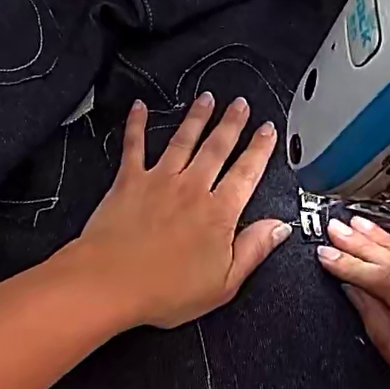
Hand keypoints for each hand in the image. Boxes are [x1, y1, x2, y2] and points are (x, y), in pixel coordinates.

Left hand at [64, 94, 289, 328]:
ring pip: (184, 140)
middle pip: (217, 147)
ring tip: (208, 98)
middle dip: (232, 122)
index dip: (260, 148)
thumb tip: (280, 228)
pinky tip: (140, 107)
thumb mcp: (223, 283)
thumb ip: (254, 250)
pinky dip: (137, 124)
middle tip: (241, 104)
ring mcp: (159, 180)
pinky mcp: (129, 180)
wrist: (109, 283)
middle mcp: (192, 188)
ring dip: (198, 117)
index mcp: (218, 213)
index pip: (246, 172)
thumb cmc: (164, 290)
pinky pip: (135, 145)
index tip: (267, 130)